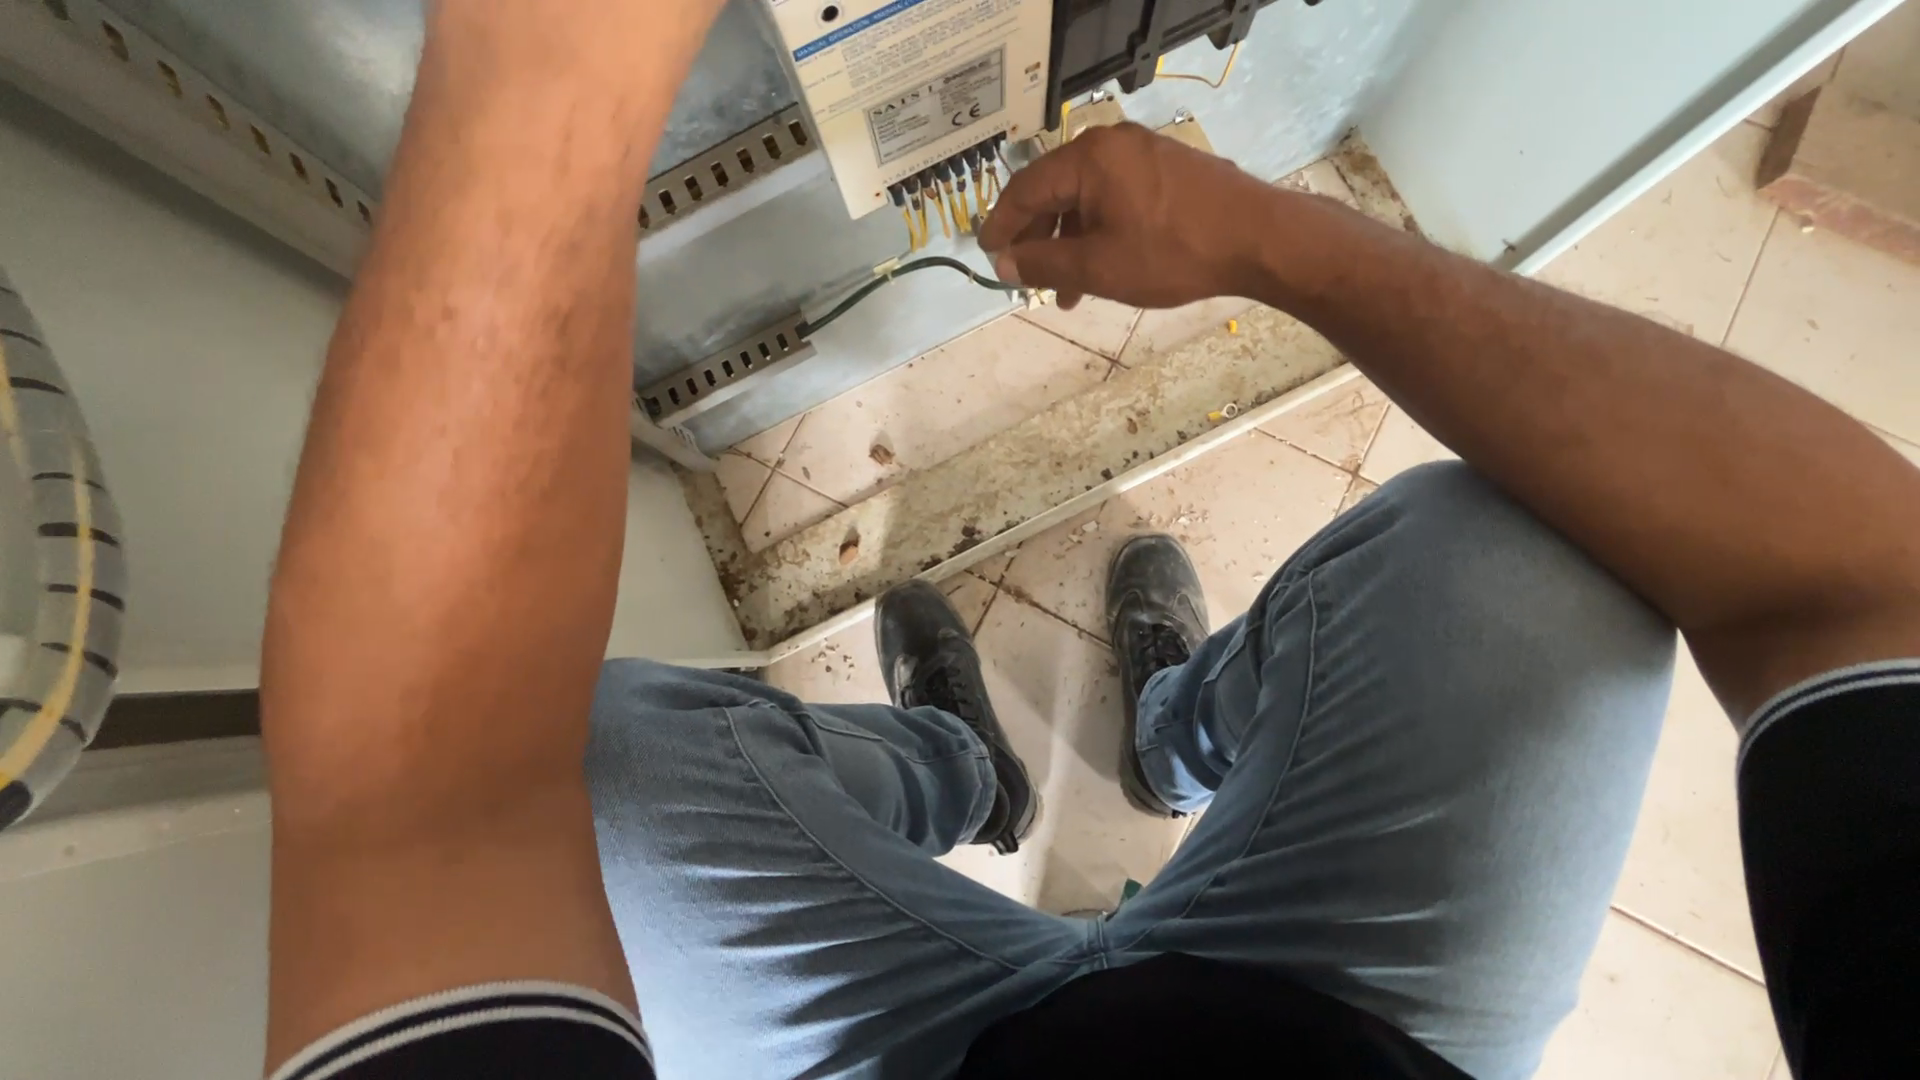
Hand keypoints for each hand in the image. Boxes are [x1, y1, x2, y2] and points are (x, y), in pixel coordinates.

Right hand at [978, 122, 1277, 309]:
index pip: (1024, 189)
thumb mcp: (1097, 267)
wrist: (1257, 239)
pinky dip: (1099, 235)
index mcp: (1087, 158)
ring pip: (1086, 201)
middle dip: (1039, 242)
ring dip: (1070, 246)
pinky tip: (1102, 271)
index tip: (987, 255)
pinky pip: (1115, 200)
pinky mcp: (1167, 171)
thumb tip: (1004, 263)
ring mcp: (1143, 155)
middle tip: (1027, 280)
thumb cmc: (1170, 253)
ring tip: (1067, 293)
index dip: (1001, 226)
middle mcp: (1111, 145)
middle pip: (1055, 193)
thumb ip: (1043, 264)